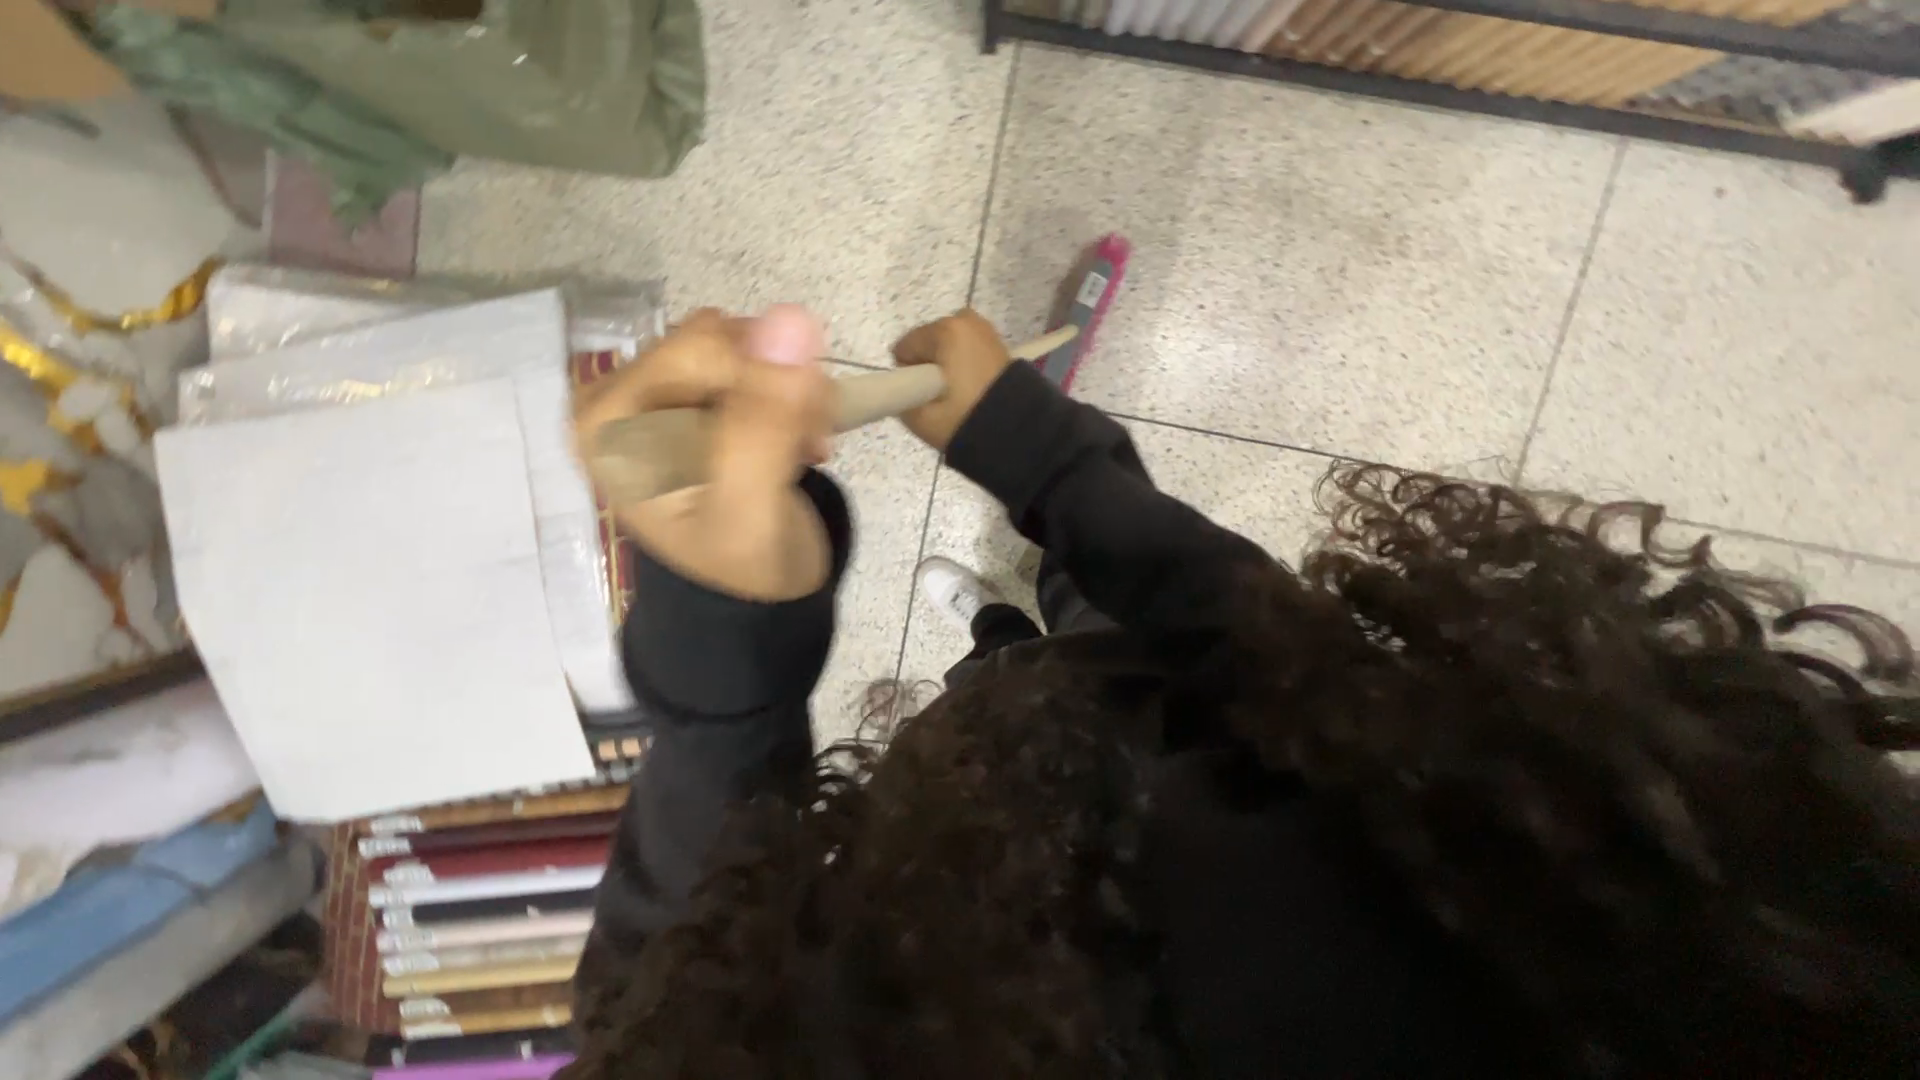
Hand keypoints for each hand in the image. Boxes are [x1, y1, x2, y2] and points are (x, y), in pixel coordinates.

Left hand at [573, 305, 832, 601]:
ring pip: (741, 344)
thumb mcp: (753, 504)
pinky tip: (794, 438)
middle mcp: (617, 396)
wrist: (754, 593)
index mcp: (608, 420)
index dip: (764, 383)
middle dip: (777, 387)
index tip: (799, 439)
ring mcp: (651, 395)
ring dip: (789, 391)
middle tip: (806, 444)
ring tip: (802, 446)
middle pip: (721, 339)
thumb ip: (766, 419)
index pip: (702, 346)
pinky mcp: (684, 398)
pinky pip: (747, 358)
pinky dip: (785, 394)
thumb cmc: (745, 561)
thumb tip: (792, 318)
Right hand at [890, 308, 1013, 451]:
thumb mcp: (920, 417)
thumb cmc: (965, 419)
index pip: (905, 347)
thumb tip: (904, 388)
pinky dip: (963, 365)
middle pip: (927, 344)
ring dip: (946, 366)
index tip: (920, 396)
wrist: (1018, 430)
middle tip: (940, 398)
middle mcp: (965, 320)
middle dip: (928, 367)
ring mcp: (985, 328)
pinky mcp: (997, 341)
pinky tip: (971, 388)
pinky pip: (966, 350)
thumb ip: (899, 398)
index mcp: (945, 330)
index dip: (907, 374)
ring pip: (947, 347)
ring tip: (957, 394)